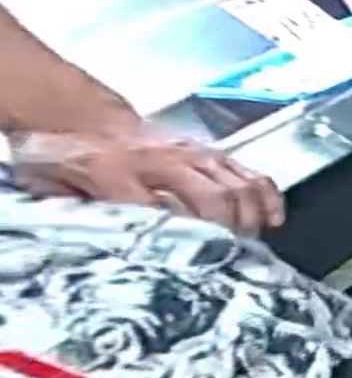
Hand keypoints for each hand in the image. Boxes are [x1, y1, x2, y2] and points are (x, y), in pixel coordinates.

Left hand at [11, 125, 284, 235]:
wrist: (85, 122)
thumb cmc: (69, 159)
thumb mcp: (52, 187)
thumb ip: (84, 211)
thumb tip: (121, 238)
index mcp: (114, 170)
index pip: (156, 208)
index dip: (177, 234)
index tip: (188, 256)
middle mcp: (165, 161)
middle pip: (215, 196)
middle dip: (230, 227)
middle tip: (232, 250)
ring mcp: (199, 155)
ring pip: (243, 187)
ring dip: (253, 216)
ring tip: (251, 238)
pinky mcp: (220, 155)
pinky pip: (257, 177)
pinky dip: (271, 200)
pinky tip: (272, 219)